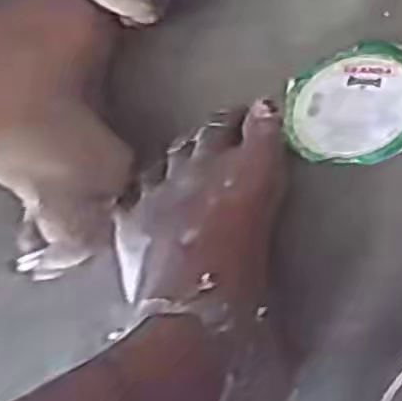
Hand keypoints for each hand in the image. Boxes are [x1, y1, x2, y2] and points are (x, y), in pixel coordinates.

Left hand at [117, 101, 287, 316]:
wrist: (196, 293)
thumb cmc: (249, 241)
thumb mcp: (271, 183)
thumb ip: (267, 140)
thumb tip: (266, 107)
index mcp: (232, 157)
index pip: (239, 122)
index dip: (249, 113)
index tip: (258, 109)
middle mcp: (191, 166)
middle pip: (202, 136)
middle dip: (217, 128)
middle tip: (231, 127)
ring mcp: (156, 192)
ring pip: (169, 158)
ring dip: (184, 152)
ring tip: (196, 154)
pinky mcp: (130, 220)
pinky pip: (139, 189)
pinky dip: (152, 182)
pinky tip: (157, 186)